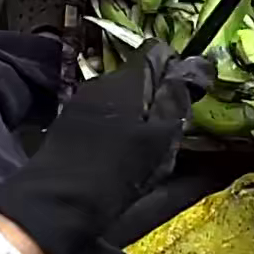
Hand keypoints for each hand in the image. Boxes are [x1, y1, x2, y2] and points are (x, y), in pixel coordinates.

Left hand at [0, 41, 211, 253]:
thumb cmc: (117, 169)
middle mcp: (103, 80)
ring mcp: (82, 99)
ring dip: (138, 110)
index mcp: (128, 79)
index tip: (187, 94)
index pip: (157, 50)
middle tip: (171, 125)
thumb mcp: (160, 138)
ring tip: (147, 143)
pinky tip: (121, 151)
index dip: (177, 66)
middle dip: (158, 93)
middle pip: (140, 74)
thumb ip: (178, 98)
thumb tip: (198, 64)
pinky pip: (105, 111)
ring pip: (122, 94)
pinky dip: (119, 123)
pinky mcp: (70, 121)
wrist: (55, 203)